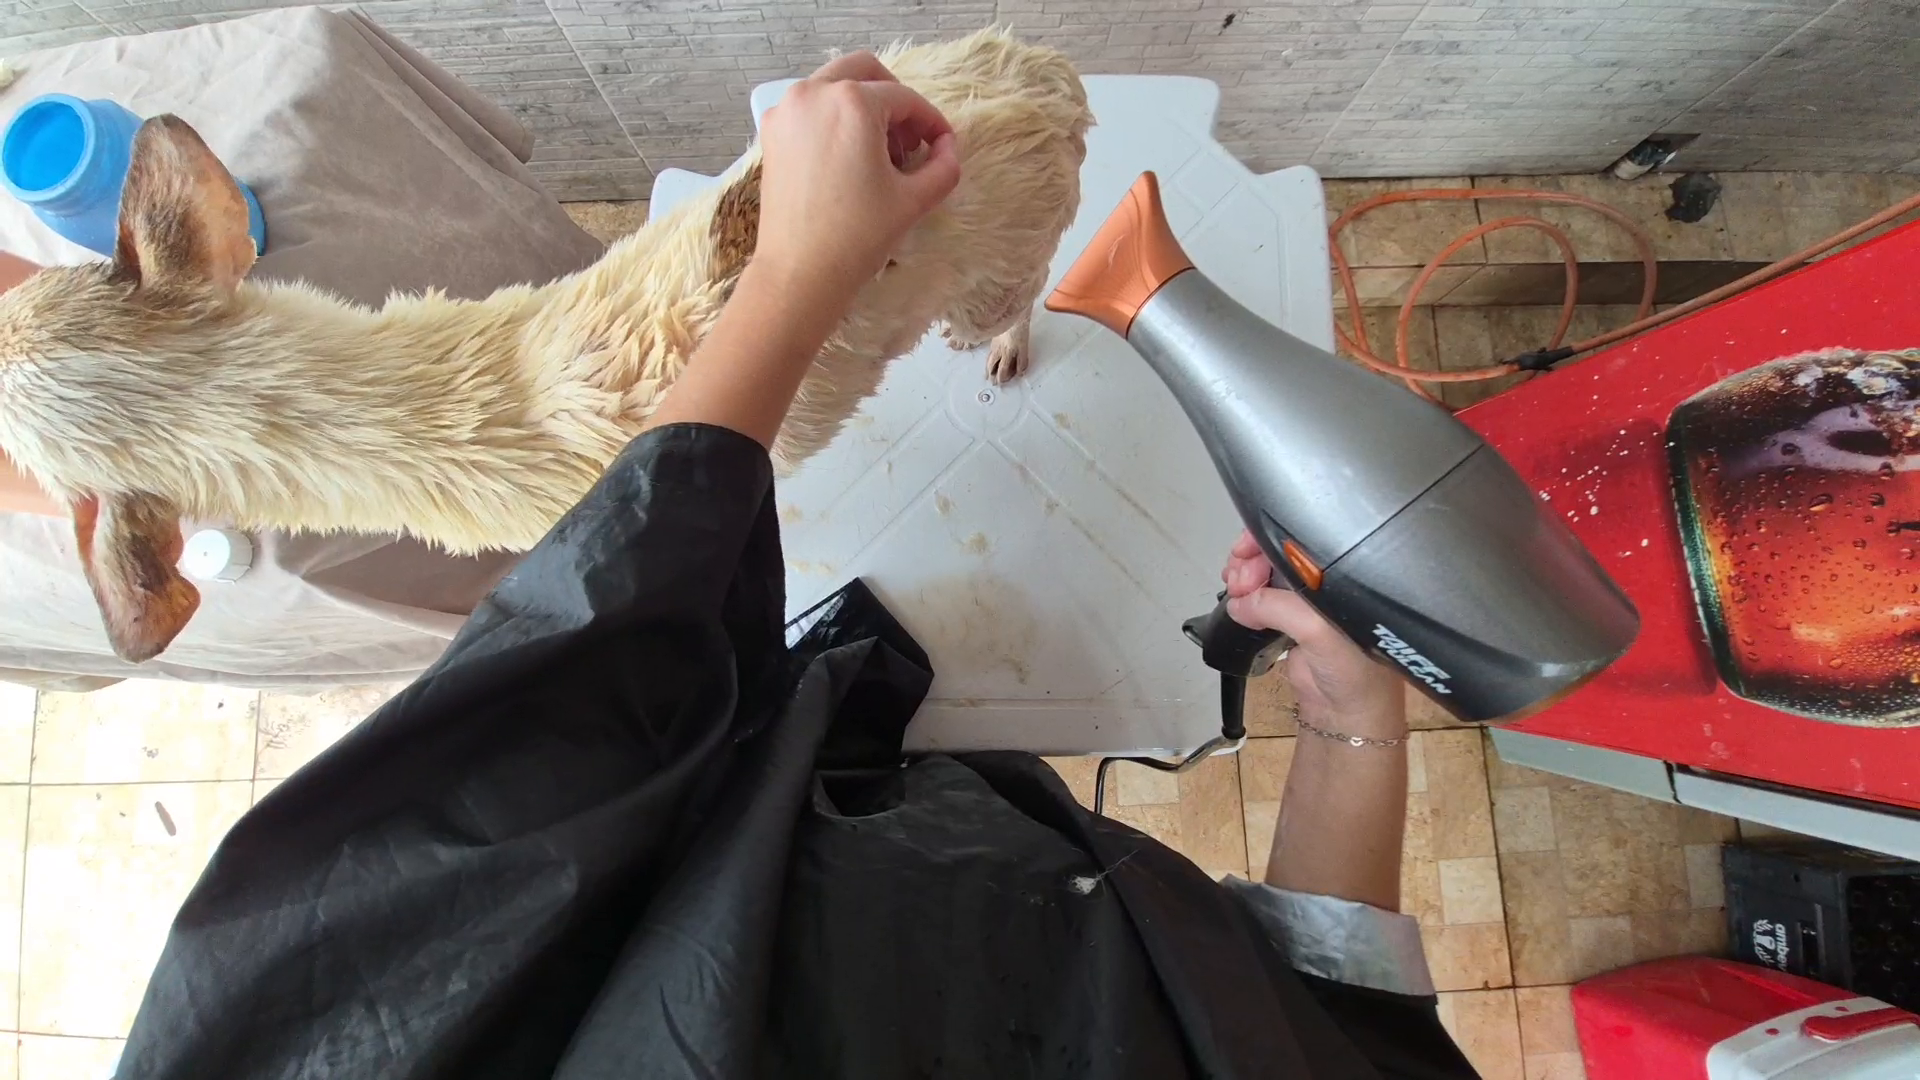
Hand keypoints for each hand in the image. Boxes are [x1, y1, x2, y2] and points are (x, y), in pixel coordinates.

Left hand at [755, 52, 959, 310]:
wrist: (801, 273)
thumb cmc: (857, 238)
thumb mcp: (912, 202)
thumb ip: (943, 169)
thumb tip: (949, 150)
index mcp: (852, 103)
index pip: (905, 99)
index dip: (931, 122)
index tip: (942, 146)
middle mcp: (814, 93)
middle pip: (865, 73)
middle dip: (894, 102)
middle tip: (909, 141)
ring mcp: (787, 111)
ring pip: (835, 86)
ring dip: (863, 108)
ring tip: (878, 155)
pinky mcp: (772, 134)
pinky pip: (810, 109)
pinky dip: (834, 121)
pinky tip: (847, 161)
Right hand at [1221, 530, 1402, 731]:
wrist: (1347, 714)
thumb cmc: (1353, 671)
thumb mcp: (1319, 631)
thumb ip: (1280, 609)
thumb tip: (1239, 602)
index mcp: (1343, 577)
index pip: (1302, 543)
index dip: (1269, 542)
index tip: (1245, 552)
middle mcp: (1325, 584)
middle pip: (1278, 555)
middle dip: (1251, 562)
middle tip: (1238, 582)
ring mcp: (1306, 602)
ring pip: (1266, 575)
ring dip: (1244, 578)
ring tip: (1235, 592)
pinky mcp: (1290, 620)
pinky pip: (1261, 598)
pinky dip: (1245, 595)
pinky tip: (1236, 599)